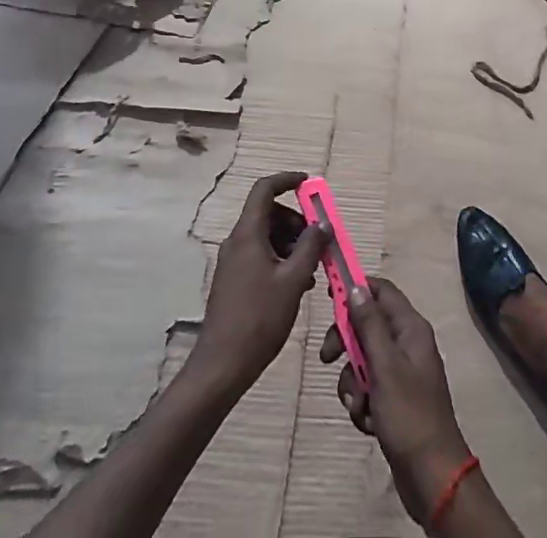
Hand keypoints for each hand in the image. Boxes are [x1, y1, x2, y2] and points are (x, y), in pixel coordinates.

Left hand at [195, 172, 331, 387]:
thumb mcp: (294, 280)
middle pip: (268, 213)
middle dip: (297, 220)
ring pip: (267, 235)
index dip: (287, 181)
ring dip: (292, 242)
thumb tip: (323, 222)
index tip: (310, 184)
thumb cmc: (260, 318)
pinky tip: (298, 282)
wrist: (223, 365)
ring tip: (312, 266)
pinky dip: (282, 258)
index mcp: (247, 235)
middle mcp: (237, 242)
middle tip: (318, 240)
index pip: (264, 190)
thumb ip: (311, 246)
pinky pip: (262, 255)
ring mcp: (233, 262)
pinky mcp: (235, 280)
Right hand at [320, 278, 471, 524]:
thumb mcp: (385, 366)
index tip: (328, 298)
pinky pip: (367, 388)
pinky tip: (369, 423)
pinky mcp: (394, 398)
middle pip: (366, 326)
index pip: (382, 291)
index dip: (356, 289)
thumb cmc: (409, 414)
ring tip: (360, 405)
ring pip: (362, 361)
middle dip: (346, 344)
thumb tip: (356, 286)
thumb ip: (369, 324)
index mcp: (411, 329)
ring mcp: (401, 372)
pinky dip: (362, 404)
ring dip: (353, 383)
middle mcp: (407, 344)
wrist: (430, 473)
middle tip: (328, 359)